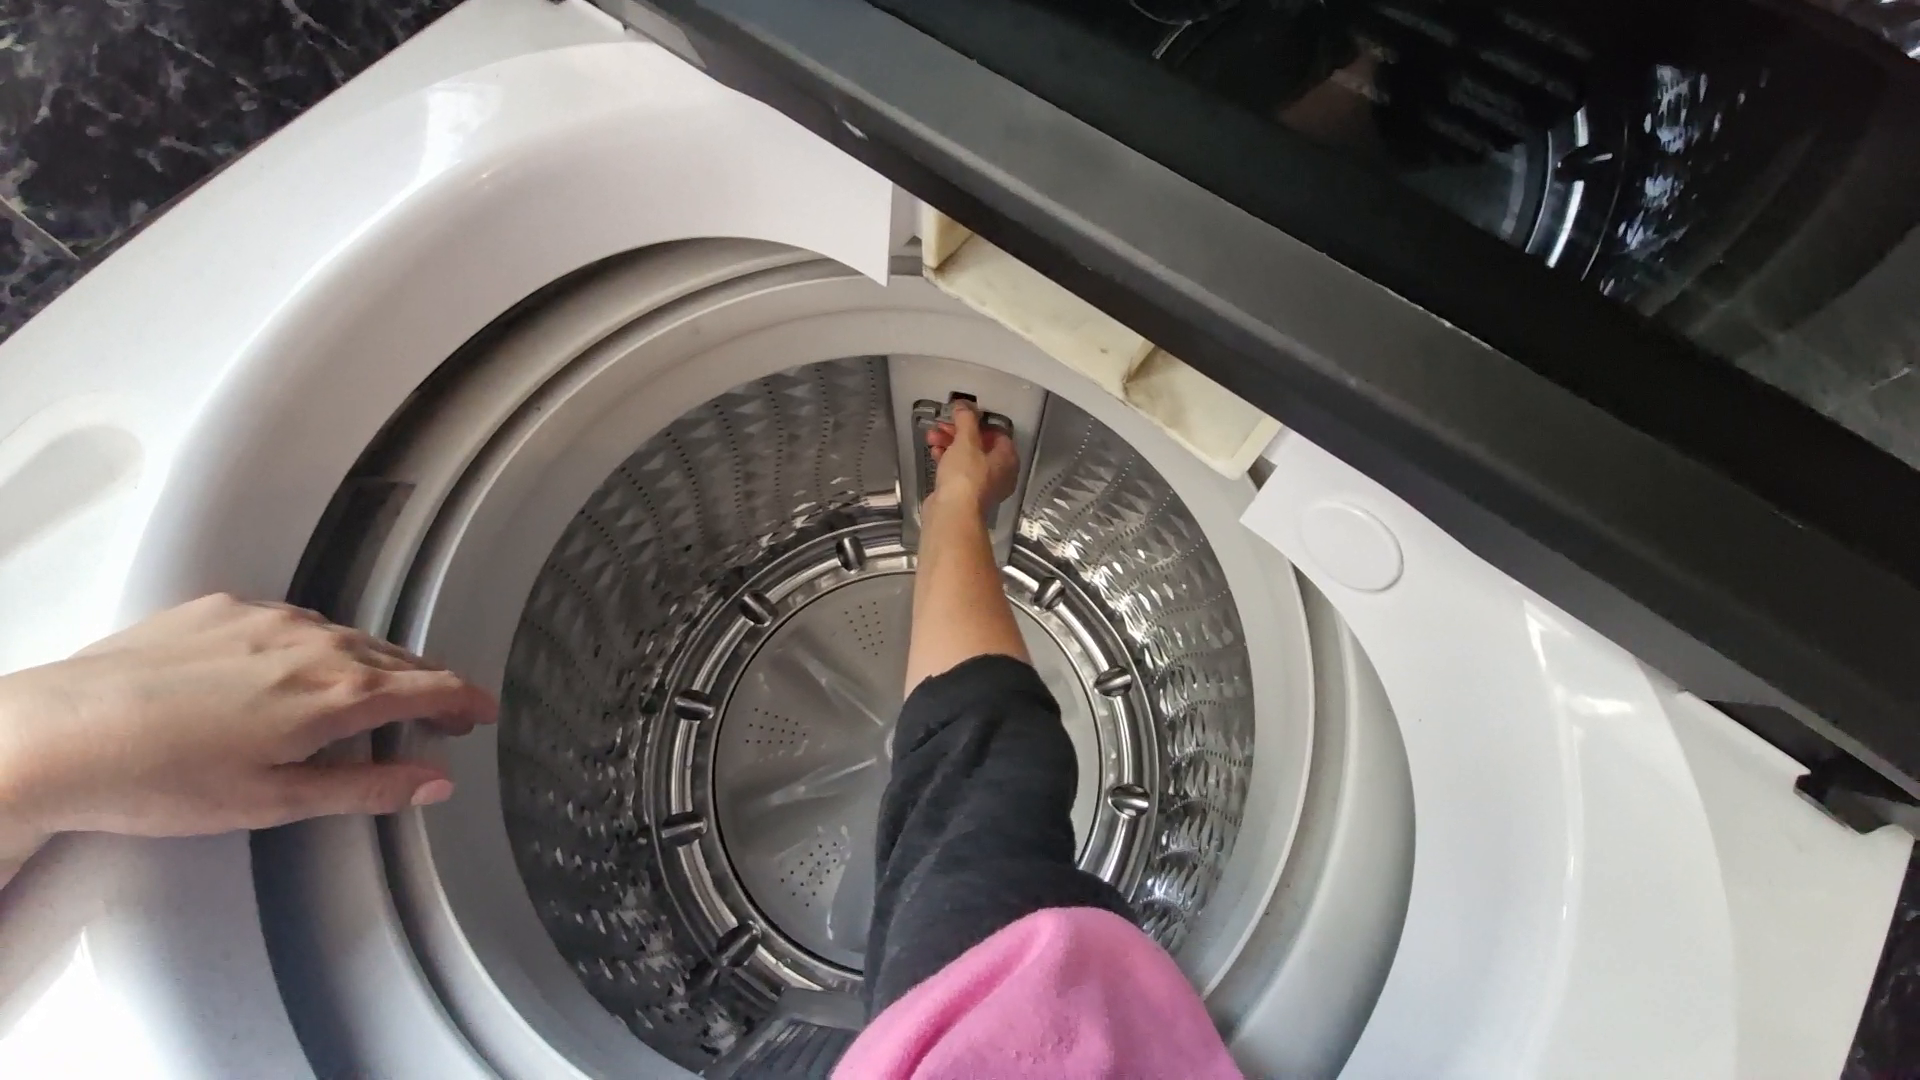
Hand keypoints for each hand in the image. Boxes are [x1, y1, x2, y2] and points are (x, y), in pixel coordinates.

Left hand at [0, 594, 495, 867]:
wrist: (42, 737)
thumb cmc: (156, 779)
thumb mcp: (273, 802)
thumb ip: (369, 788)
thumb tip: (438, 785)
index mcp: (342, 695)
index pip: (437, 689)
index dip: (470, 702)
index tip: (483, 713)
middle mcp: (323, 645)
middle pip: (404, 662)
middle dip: (429, 690)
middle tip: (433, 719)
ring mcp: (278, 620)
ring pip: (357, 640)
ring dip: (377, 668)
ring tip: (364, 699)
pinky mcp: (232, 607)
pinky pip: (302, 622)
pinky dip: (319, 646)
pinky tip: (289, 672)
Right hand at [926, 400, 1018, 515]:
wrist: (952, 513)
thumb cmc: (965, 477)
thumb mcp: (966, 441)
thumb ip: (966, 420)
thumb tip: (964, 406)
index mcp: (1008, 459)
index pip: (998, 433)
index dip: (979, 422)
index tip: (963, 415)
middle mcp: (999, 473)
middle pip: (980, 445)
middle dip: (959, 432)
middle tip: (944, 425)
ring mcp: (983, 486)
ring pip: (967, 457)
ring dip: (950, 444)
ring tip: (933, 436)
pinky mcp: (966, 494)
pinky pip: (958, 471)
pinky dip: (947, 460)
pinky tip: (934, 452)